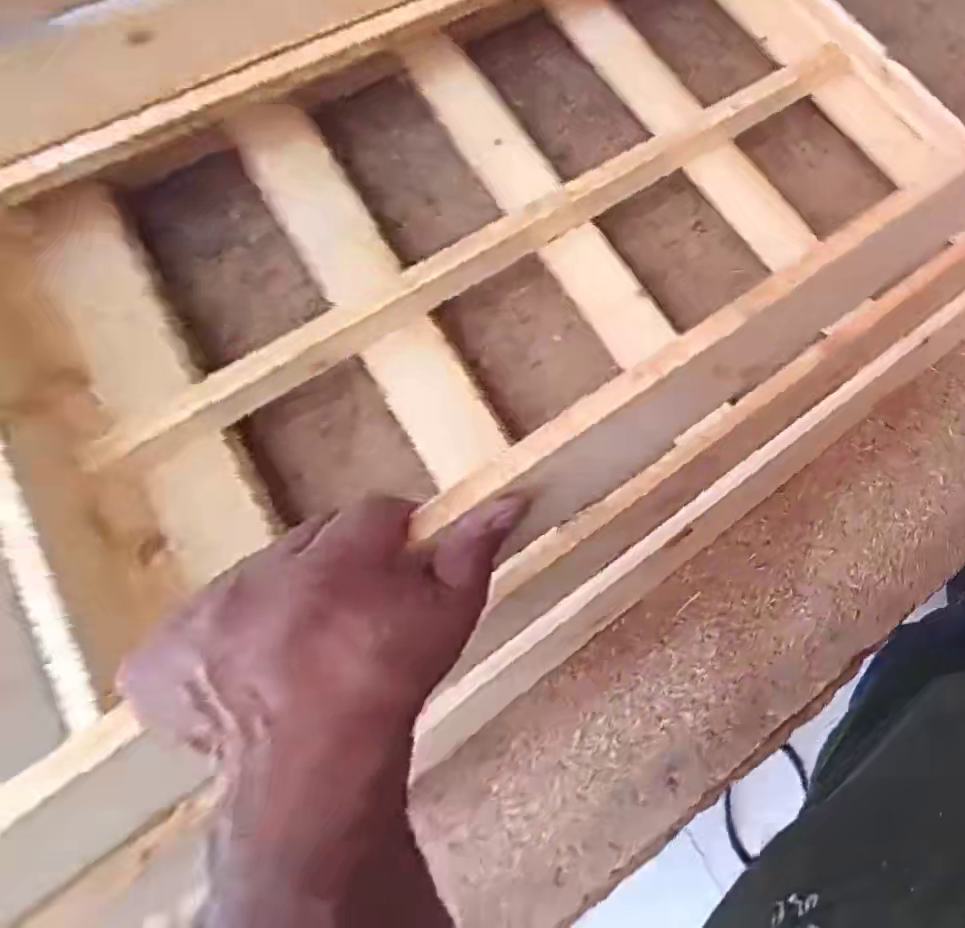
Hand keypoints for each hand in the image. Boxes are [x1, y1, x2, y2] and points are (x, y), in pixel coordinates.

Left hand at [119, 495, 525, 766]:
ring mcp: (196, 617)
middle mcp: (257, 578)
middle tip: (367, 599)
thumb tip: (510, 500)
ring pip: (258, 572)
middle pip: (312, 536)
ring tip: (313, 635)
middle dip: (343, 556)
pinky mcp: (152, 656)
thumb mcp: (454, 609)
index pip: (372, 510)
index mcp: (335, 564)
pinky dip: (233, 630)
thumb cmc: (397, 677)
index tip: (409, 560)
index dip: (397, 530)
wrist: (315, 765)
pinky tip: (261, 662)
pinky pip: (202, 617)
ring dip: (289, 589)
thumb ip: (473, 548)